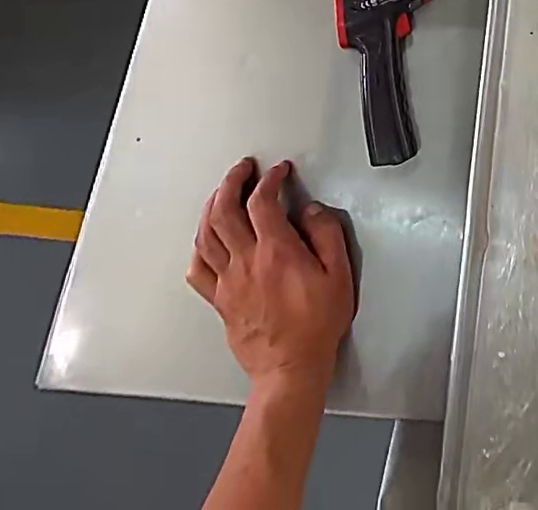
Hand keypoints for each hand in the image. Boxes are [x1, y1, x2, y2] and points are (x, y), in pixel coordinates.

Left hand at [187, 159, 355, 394]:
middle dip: (232, 182)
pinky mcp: (220, 300)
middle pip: (224, 210)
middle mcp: (246, 262)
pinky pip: (198, 268)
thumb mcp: (339, 273)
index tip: (279, 172)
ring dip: (211, 206)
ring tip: (222, 192)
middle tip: (243, 169)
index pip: (263, 202)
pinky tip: (205, 239)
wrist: (291, 368)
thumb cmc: (316, 324)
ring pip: (206, 235)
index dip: (270, 179)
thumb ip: (327, 235)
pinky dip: (198, 246)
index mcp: (276, 252)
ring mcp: (228, 281)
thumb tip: (312, 211)